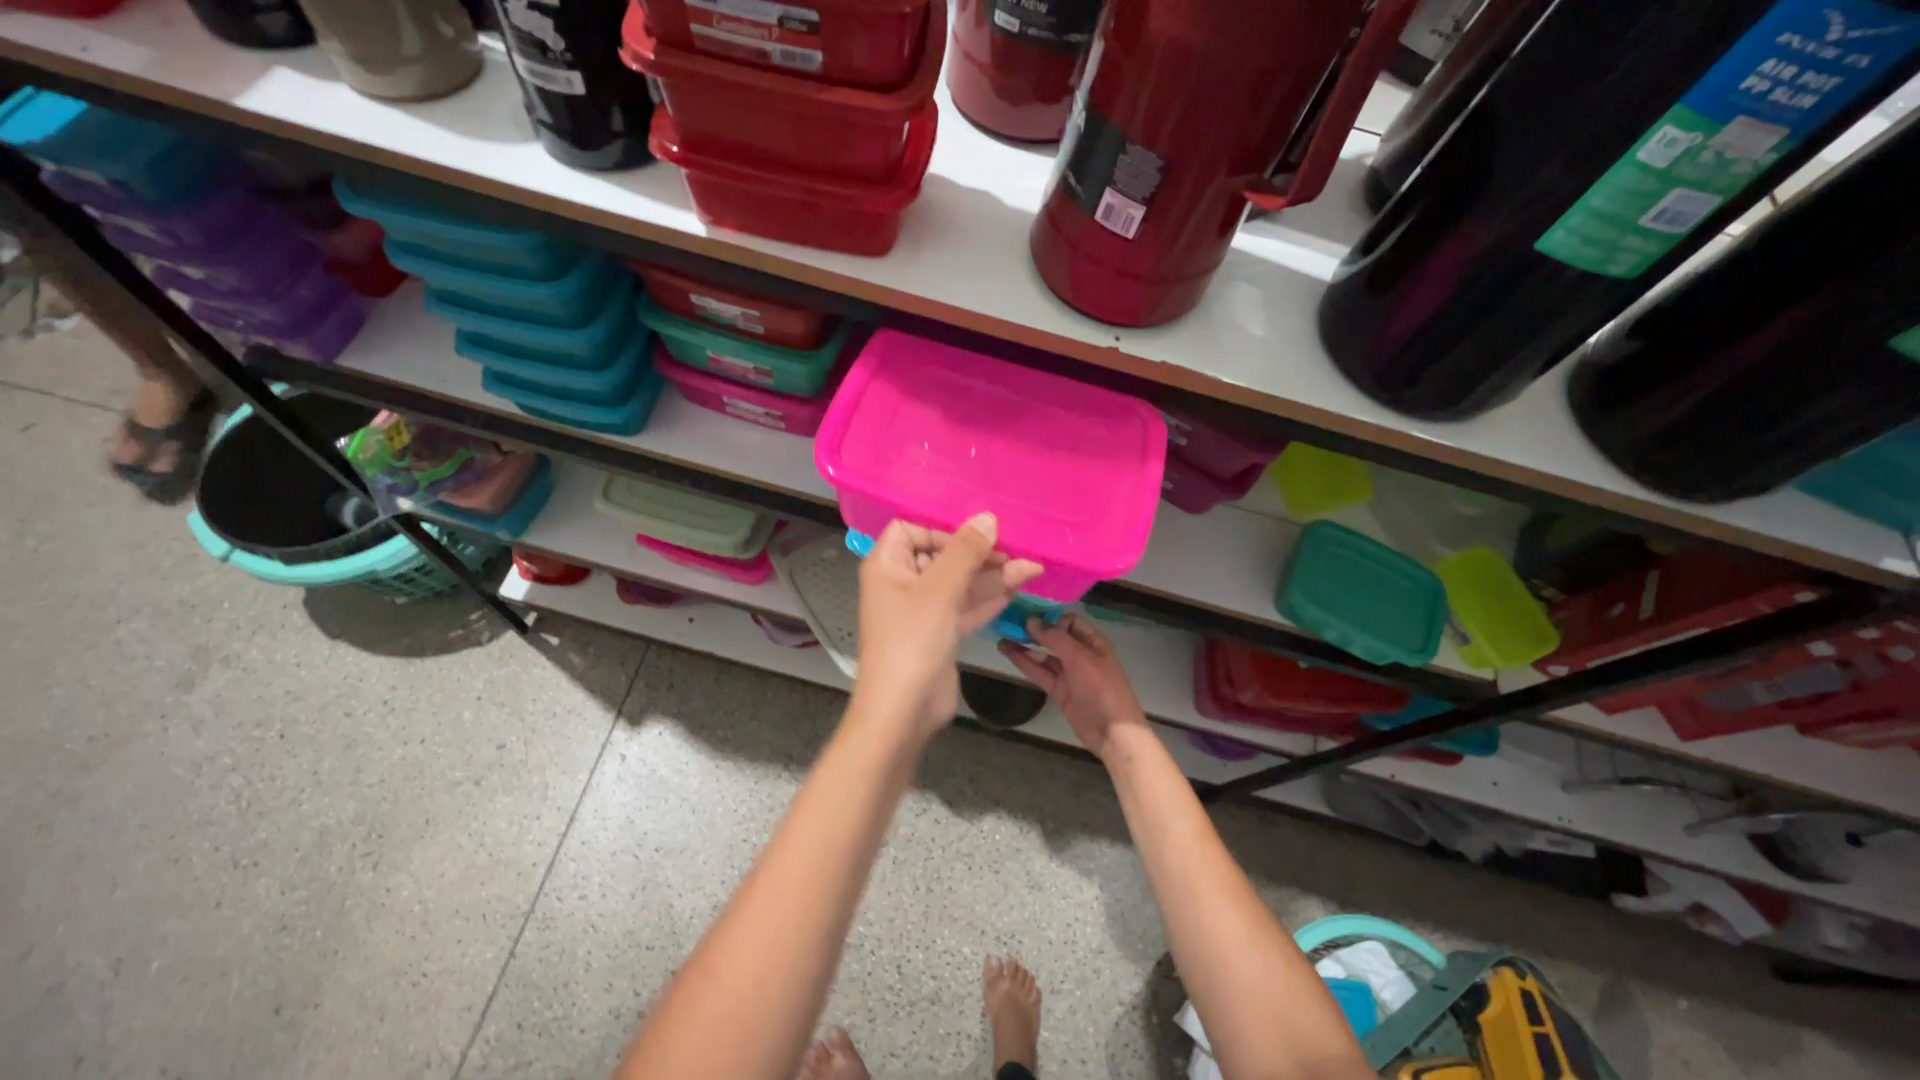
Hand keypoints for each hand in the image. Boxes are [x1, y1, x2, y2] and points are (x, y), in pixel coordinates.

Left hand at [854, 514, 1042, 739]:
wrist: (902, 711)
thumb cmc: (912, 641)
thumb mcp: (940, 589)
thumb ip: (966, 552)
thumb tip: (987, 518)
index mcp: (887, 566)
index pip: (911, 529)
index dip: (942, 529)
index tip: (974, 537)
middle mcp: (902, 584)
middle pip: (942, 555)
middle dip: (979, 554)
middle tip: (1016, 551)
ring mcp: (922, 612)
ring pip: (959, 584)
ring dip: (992, 576)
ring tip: (1033, 568)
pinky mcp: (939, 634)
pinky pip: (964, 608)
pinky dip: (988, 599)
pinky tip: (1017, 588)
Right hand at [998, 614, 1147, 758]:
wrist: (1112, 731)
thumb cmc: (1101, 689)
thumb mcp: (1080, 659)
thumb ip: (1055, 638)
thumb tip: (1032, 620)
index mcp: (1093, 642)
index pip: (1069, 622)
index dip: (1050, 618)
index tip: (1029, 616)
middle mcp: (1081, 654)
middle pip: (1054, 637)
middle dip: (1034, 630)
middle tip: (1009, 622)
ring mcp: (1069, 673)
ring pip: (1044, 655)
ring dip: (1025, 646)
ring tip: (1001, 635)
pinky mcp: (1059, 689)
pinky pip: (1040, 672)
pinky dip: (1024, 662)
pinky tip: (1008, 652)